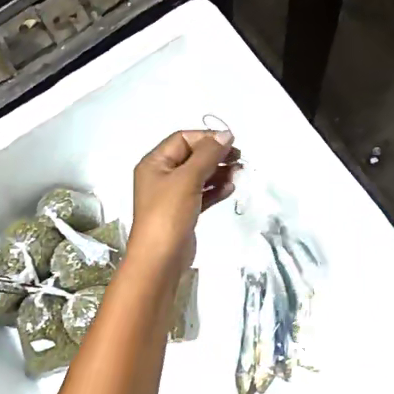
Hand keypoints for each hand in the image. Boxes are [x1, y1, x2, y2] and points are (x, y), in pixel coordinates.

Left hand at [127, 129, 238, 271]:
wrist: (160, 258)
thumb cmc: (169, 213)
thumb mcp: (187, 178)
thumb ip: (208, 154)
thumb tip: (226, 135)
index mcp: (154, 163)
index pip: (182, 139)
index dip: (207, 138)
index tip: (232, 143)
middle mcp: (161, 176)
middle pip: (192, 156)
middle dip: (215, 155)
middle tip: (239, 159)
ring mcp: (172, 196)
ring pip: (198, 176)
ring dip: (218, 172)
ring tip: (238, 174)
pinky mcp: (183, 212)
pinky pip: (201, 194)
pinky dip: (215, 189)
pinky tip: (230, 189)